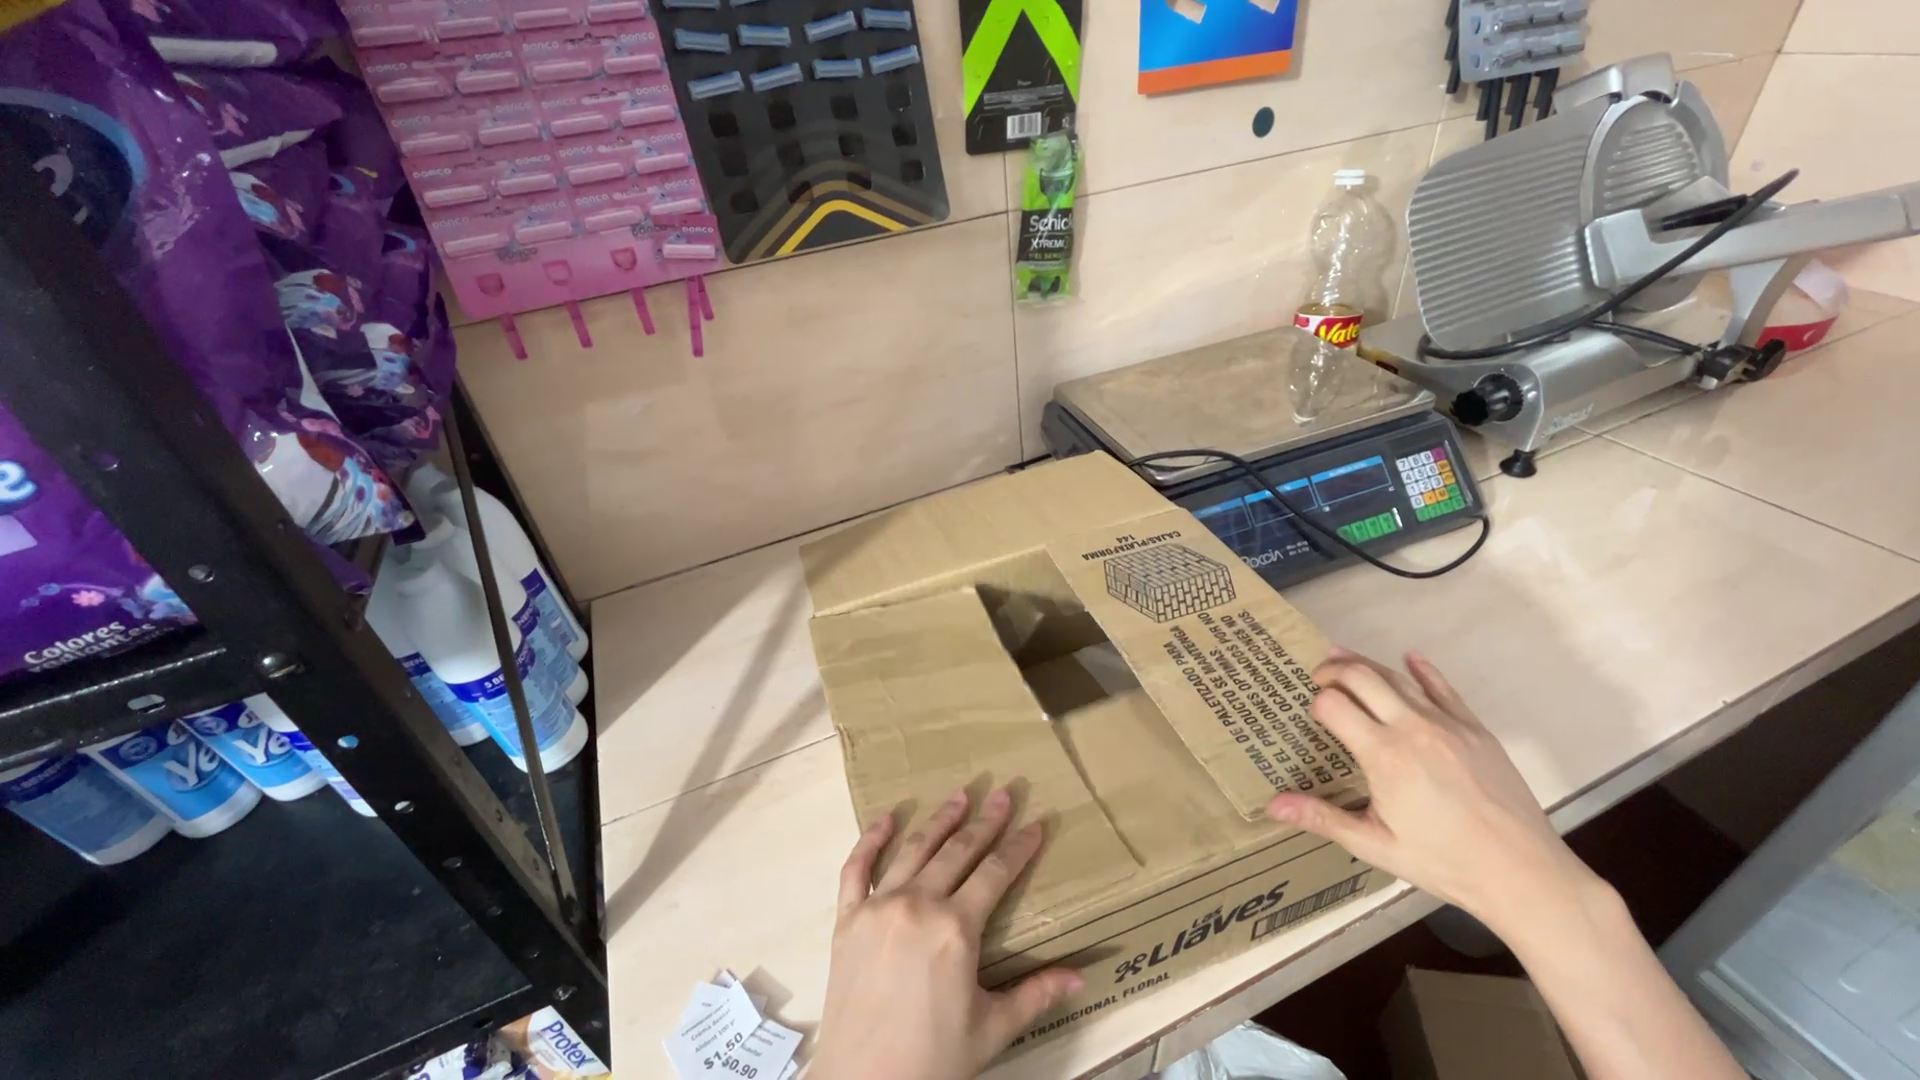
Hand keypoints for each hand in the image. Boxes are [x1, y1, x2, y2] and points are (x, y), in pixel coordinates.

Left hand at [811, 787, 1083, 1079]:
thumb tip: (1080, 976)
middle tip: (1002, 794)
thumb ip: (1035, 994)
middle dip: (985, 821)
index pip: (996, 873)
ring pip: (914, 850)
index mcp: (956, 929)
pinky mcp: (847, 920)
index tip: (1036, 824)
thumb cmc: (933, 1060)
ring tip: (959, 795)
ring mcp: (878, 908)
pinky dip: (870, 840)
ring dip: (940, 820)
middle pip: (958, 851)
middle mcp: (917, 905)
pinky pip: (856, 869)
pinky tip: (886, 819)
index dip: (1019, 847)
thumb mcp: (991, 1029)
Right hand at [1265, 648, 1602, 939]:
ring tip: (1344, 660)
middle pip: (1363, 677)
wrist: (1524, 871)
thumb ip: (1322, 818)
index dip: (1315, 701)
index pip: (1334, 704)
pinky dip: (1422, 669)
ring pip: (1398, 678)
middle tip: (1317, 676)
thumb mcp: (1375, 846)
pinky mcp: (1475, 728)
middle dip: (1334, 669)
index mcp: (1384, 755)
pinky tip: (1411, 659)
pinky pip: (1443, 688)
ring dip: (1367, 664)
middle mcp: (1412, 728)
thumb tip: (1272, 806)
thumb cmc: (1443, 862)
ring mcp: (1448, 724)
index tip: (1309, 712)